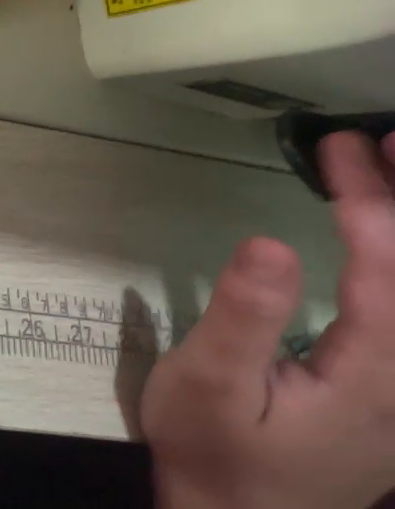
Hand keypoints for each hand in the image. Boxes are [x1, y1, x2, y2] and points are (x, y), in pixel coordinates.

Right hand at [141, 131, 394, 508]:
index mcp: (374, 374)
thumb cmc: (212, 444)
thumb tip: (272, 242)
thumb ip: (246, 316)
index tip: (340, 150)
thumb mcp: (208, 380)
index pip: (388, 274)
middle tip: (383, 140)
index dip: (372, 207)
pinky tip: (381, 234)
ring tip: (393, 168)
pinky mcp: (391, 385)